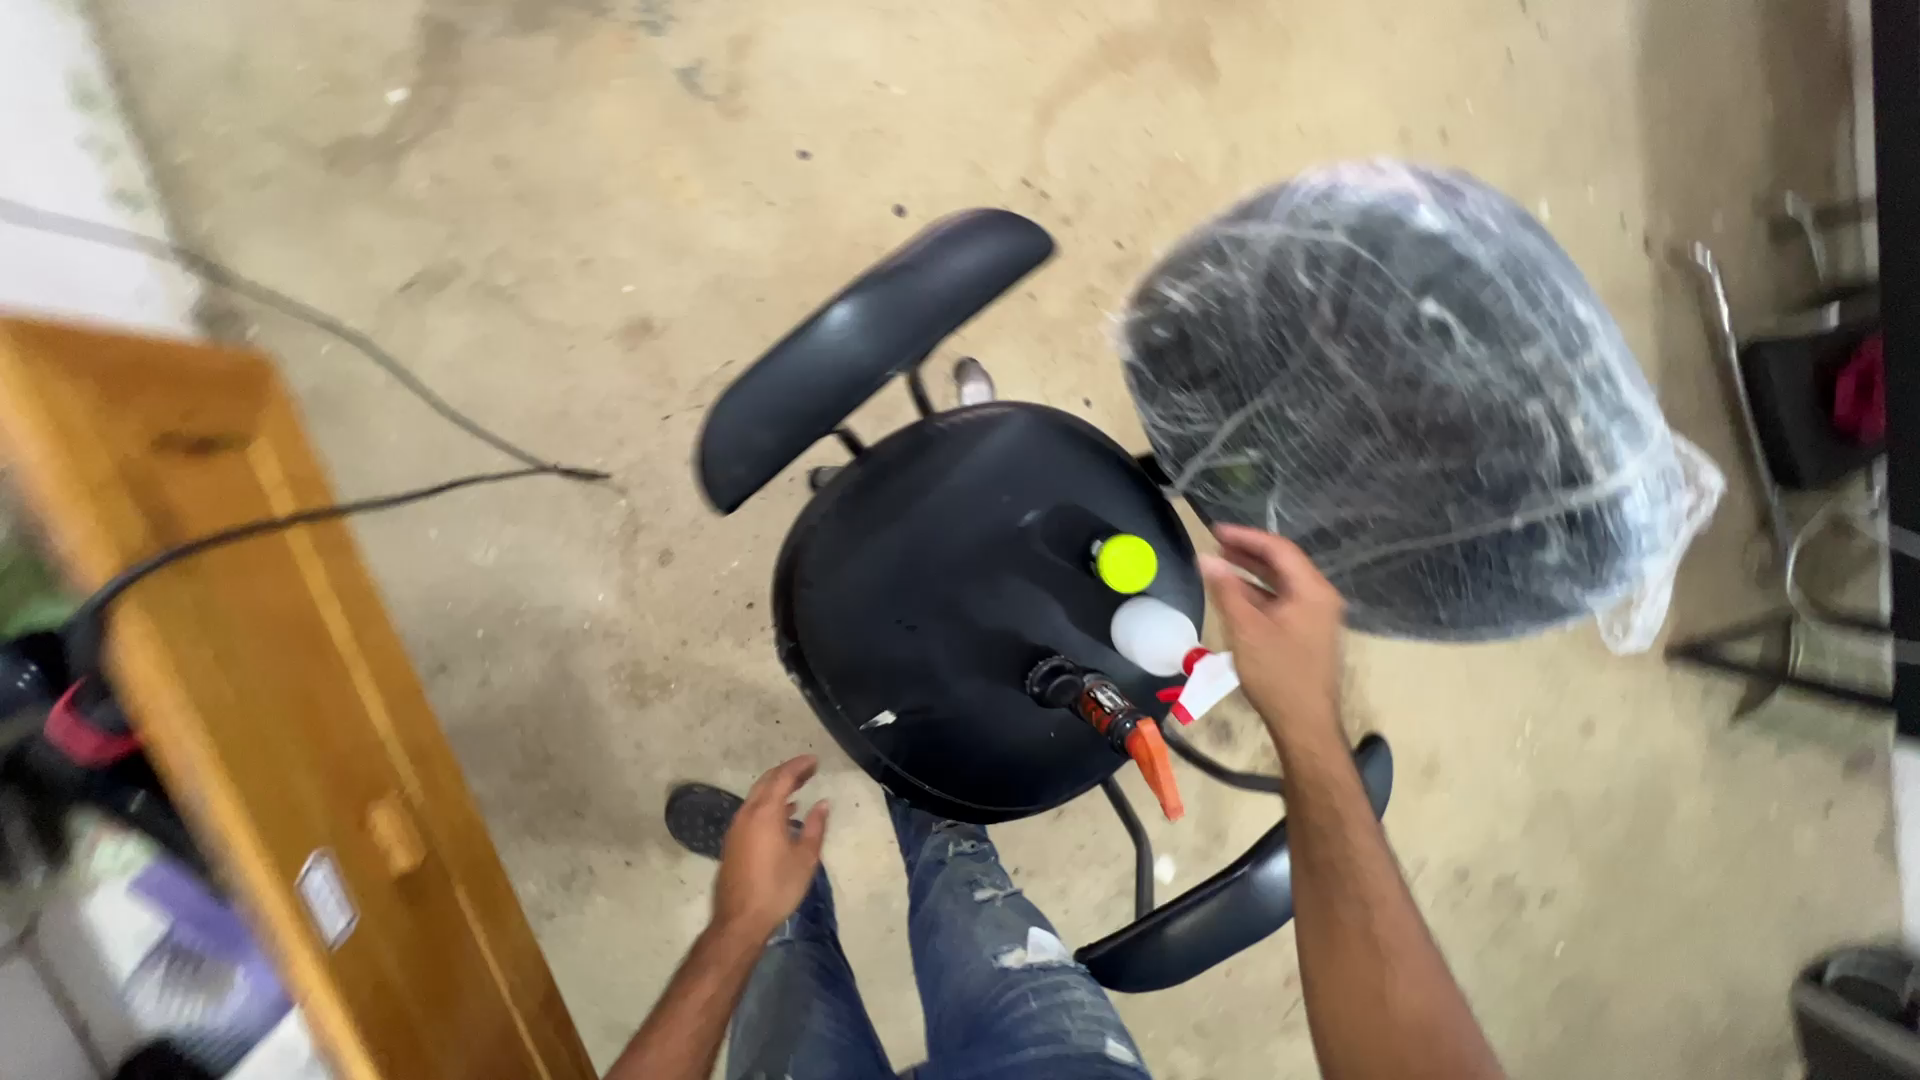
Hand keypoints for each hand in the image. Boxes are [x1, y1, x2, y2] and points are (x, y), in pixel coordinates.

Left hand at [711, 756, 829, 939]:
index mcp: (765, 813)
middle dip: (788, 772)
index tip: (815, 761)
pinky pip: (752, 811)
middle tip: (809, 770)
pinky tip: (784, 814)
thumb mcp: (806, 858)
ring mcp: (737, 828)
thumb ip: (815, 826)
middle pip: (766, 782)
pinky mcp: (733, 842)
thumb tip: (822, 803)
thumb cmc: (777, 888)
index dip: (799, 766)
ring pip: (757, 796)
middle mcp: (747, 814)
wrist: (740, 921)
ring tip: (799, 788)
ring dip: (777, 787)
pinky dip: (769, 803)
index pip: (782, 778)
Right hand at [1199, 525, 1346, 744]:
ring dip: (1251, 573)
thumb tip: (1205, 559)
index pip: (1279, 549)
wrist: (1304, 723)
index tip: (1215, 531)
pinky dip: (1257, 594)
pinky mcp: (1307, 634)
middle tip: (1215, 544)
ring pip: (1281, 584)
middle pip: (1283, 564)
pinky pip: (1281, 602)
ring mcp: (1315, 617)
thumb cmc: (1277, 674)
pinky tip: (1234, 596)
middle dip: (1247, 552)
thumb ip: (1225, 589)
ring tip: (1220, 565)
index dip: (1246, 537)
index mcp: (1313, 591)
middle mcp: (1319, 599)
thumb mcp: (1245, 629)